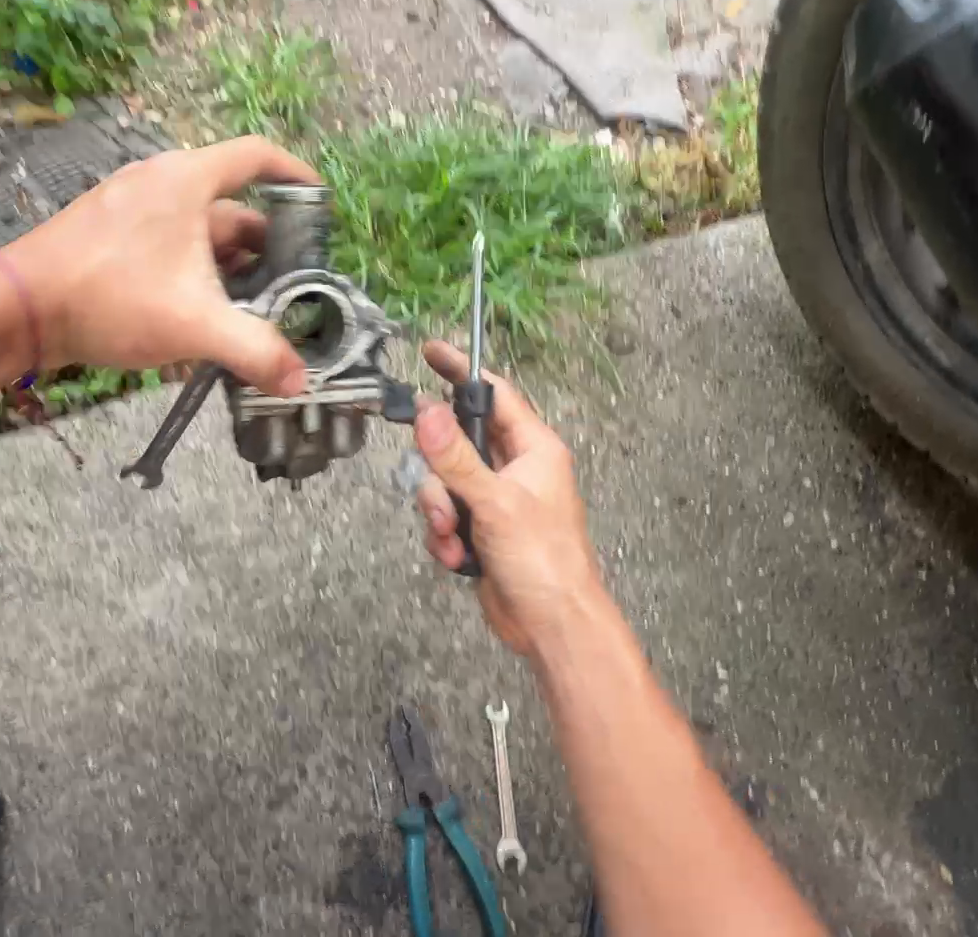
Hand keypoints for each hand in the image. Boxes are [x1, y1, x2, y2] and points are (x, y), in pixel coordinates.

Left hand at [0, 137, 316, 394]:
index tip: (320, 202)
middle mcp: (160, 184)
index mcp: (186, 182)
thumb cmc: (111, 297)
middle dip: (267, 247)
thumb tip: (299, 382)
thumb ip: (255, 350)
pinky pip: (171, 246)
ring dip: (231, 265)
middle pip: (232, 206)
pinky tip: (204, 313)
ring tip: (254, 308)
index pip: (256, 157)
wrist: (18, 312)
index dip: (295, 174)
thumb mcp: (195, 324)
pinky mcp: (111, 237)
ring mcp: (131, 208)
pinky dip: (197, 272)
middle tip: (291, 286)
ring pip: (200, 231)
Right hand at [414, 341, 608, 657]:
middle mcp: (514, 469)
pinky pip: (445, 516)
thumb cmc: (544, 559)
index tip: (430, 352)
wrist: (551, 624)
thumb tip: (426, 411)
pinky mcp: (480, 529)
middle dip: (439, 471)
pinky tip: (458, 558)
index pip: (494, 394)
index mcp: (534, 449)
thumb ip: (456, 457)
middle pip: (457, 442)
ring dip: (440, 511)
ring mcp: (495, 500)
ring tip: (453, 536)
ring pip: (444, 482)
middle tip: (441, 491)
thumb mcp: (495, 502)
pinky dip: (444, 536)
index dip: (461, 372)